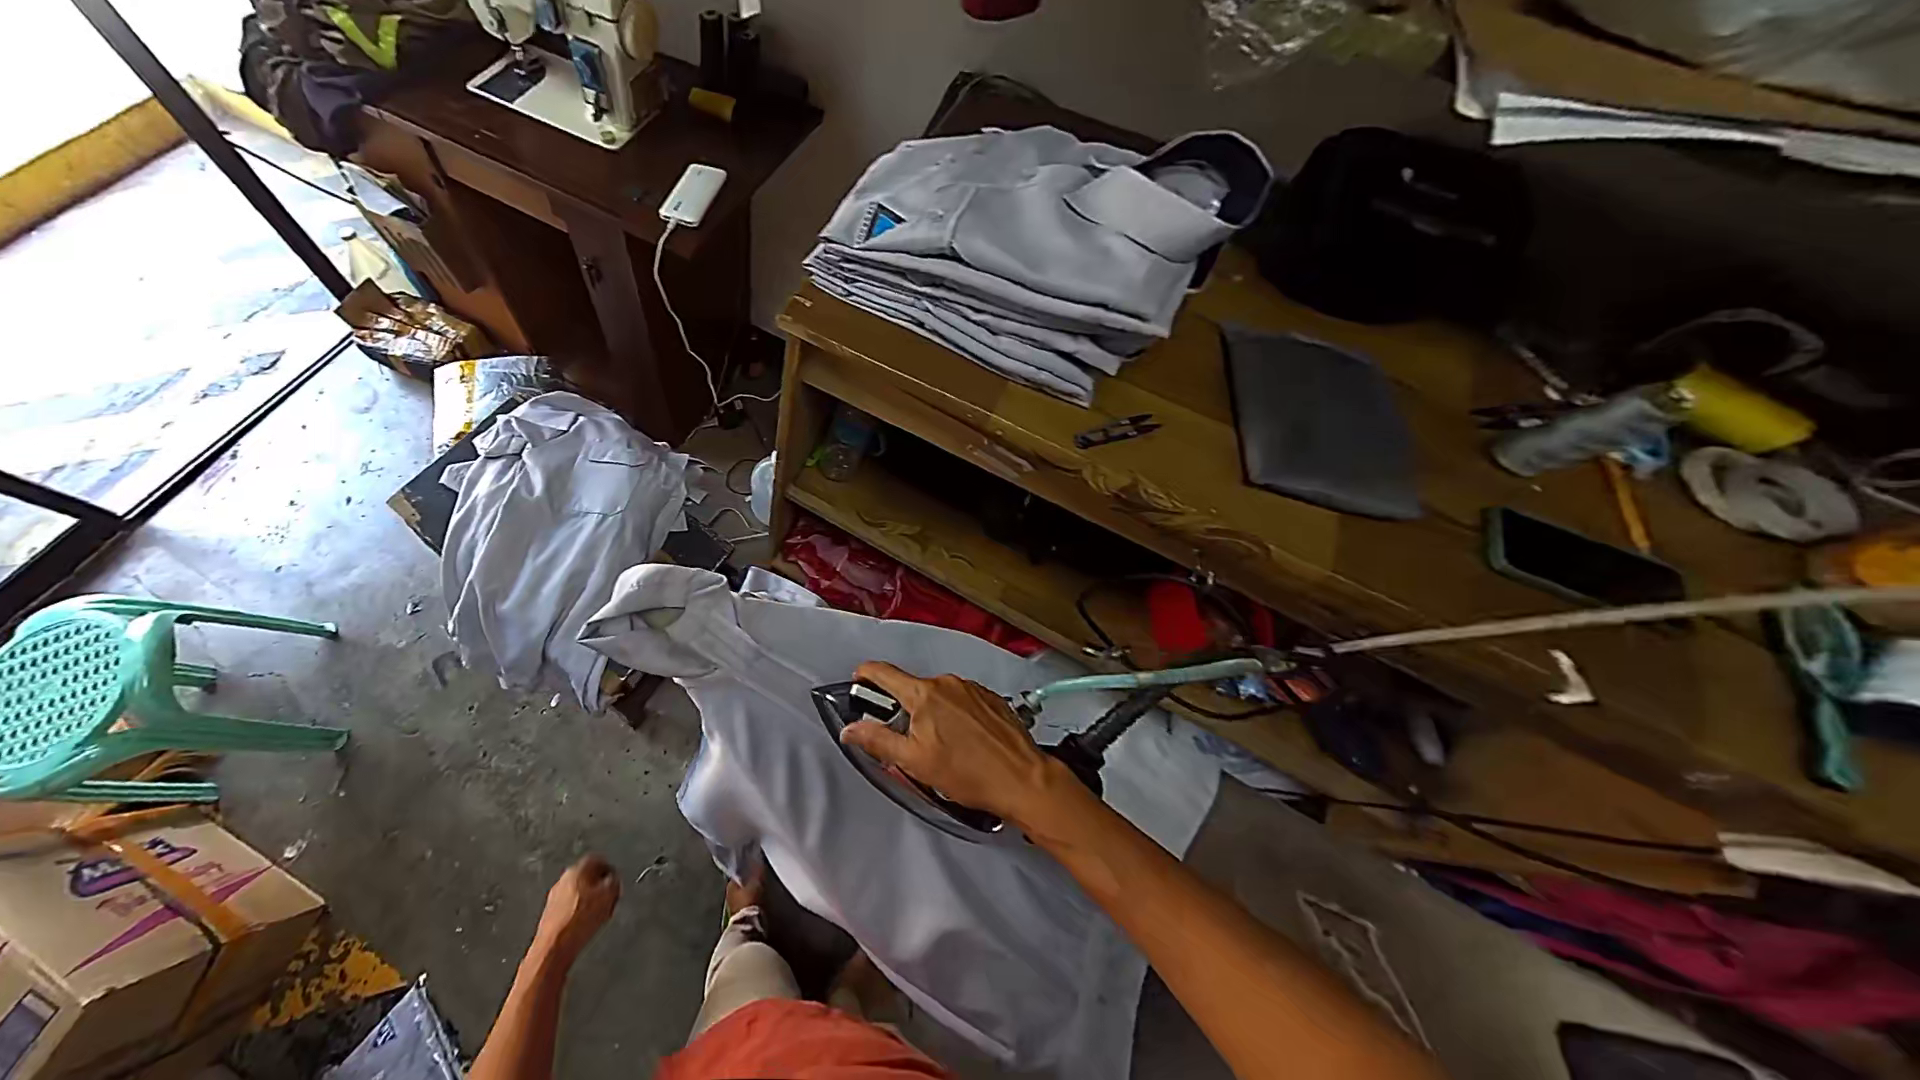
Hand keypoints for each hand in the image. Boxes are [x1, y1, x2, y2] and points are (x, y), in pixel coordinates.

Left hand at [533, 855, 619, 961]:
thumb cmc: (581, 919)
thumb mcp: (610, 895)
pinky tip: (585, 923)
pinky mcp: (549, 915)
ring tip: (599, 913)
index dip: (610, 869)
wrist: (554, 949)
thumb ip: (615, 881)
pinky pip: (569, 906)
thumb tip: (613, 879)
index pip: (598, 859)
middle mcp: (562, 880)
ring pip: (577, 891)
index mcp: (576, 869)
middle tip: (609, 896)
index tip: (616, 880)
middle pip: (586, 875)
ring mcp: (553, 898)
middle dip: (599, 885)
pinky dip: (578, 911)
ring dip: (589, 899)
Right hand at [841, 662, 1075, 829]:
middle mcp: (949, 684)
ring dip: (934, 716)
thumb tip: (853, 729)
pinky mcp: (991, 699)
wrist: (1021, 778)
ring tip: (943, 749)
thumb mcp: (914, 762)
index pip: (884, 673)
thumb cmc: (972, 773)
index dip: (866, 675)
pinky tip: (964, 743)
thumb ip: (878, 740)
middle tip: (909, 742)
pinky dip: (957, 717)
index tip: (860, 679)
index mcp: (925, 695)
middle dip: (905, 711)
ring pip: (940, 697)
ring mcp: (972, 689)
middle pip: (913, 689)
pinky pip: (963, 701)